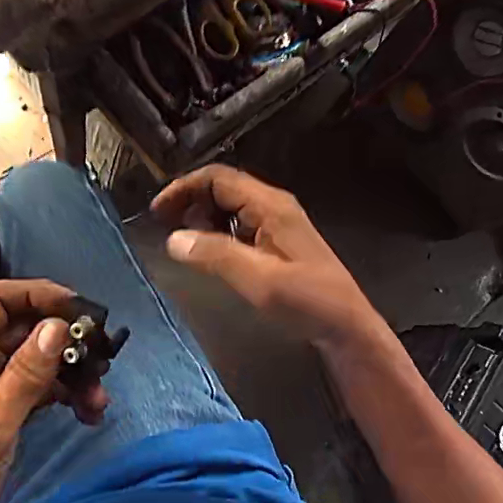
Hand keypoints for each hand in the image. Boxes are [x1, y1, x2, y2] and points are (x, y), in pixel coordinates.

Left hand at [0, 280, 106, 502]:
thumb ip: (25, 375)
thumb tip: (60, 325)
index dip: (39, 294)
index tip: (83, 310)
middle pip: (25, 330)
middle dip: (67, 340)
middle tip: (104, 358)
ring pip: (38, 363)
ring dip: (73, 373)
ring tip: (100, 397)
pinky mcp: (1, 420)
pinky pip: (41, 392)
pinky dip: (66, 397)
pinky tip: (89, 414)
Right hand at [153, 164, 380, 347]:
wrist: (346, 325)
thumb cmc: (308, 301)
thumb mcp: (260, 280)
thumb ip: (216, 256)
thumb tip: (173, 239)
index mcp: (271, 206)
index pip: (218, 178)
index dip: (184, 188)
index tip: (157, 212)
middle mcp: (274, 207)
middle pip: (223, 188)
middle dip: (190, 202)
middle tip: (165, 227)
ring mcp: (277, 224)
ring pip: (230, 207)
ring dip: (202, 218)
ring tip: (183, 242)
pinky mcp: (278, 243)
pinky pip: (240, 226)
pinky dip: (218, 233)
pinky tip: (209, 254)